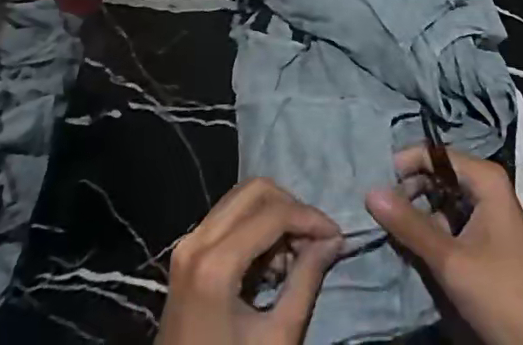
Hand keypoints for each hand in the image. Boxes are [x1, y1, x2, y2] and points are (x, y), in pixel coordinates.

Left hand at [157, 178, 343, 344]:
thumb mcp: (278, 337)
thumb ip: (307, 280)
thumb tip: (333, 240)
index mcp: (215, 265)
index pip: (275, 213)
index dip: (312, 218)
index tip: (337, 237)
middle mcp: (196, 242)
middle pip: (256, 191)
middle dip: (292, 209)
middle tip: (313, 242)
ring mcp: (187, 246)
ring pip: (241, 199)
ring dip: (274, 216)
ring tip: (293, 257)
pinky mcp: (185, 254)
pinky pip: (227, 217)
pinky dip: (255, 227)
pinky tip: (269, 263)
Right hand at [365, 147, 522, 344]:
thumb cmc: (500, 292)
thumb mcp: (450, 259)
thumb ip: (410, 225)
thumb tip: (370, 191)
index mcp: (485, 179)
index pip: (435, 154)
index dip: (404, 165)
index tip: (372, 185)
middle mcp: (485, 188)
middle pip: (436, 175)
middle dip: (406, 190)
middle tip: (375, 211)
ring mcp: (484, 214)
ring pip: (439, 201)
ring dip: (414, 213)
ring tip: (385, 228)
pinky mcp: (481, 239)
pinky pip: (447, 223)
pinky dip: (427, 231)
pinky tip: (407, 245)